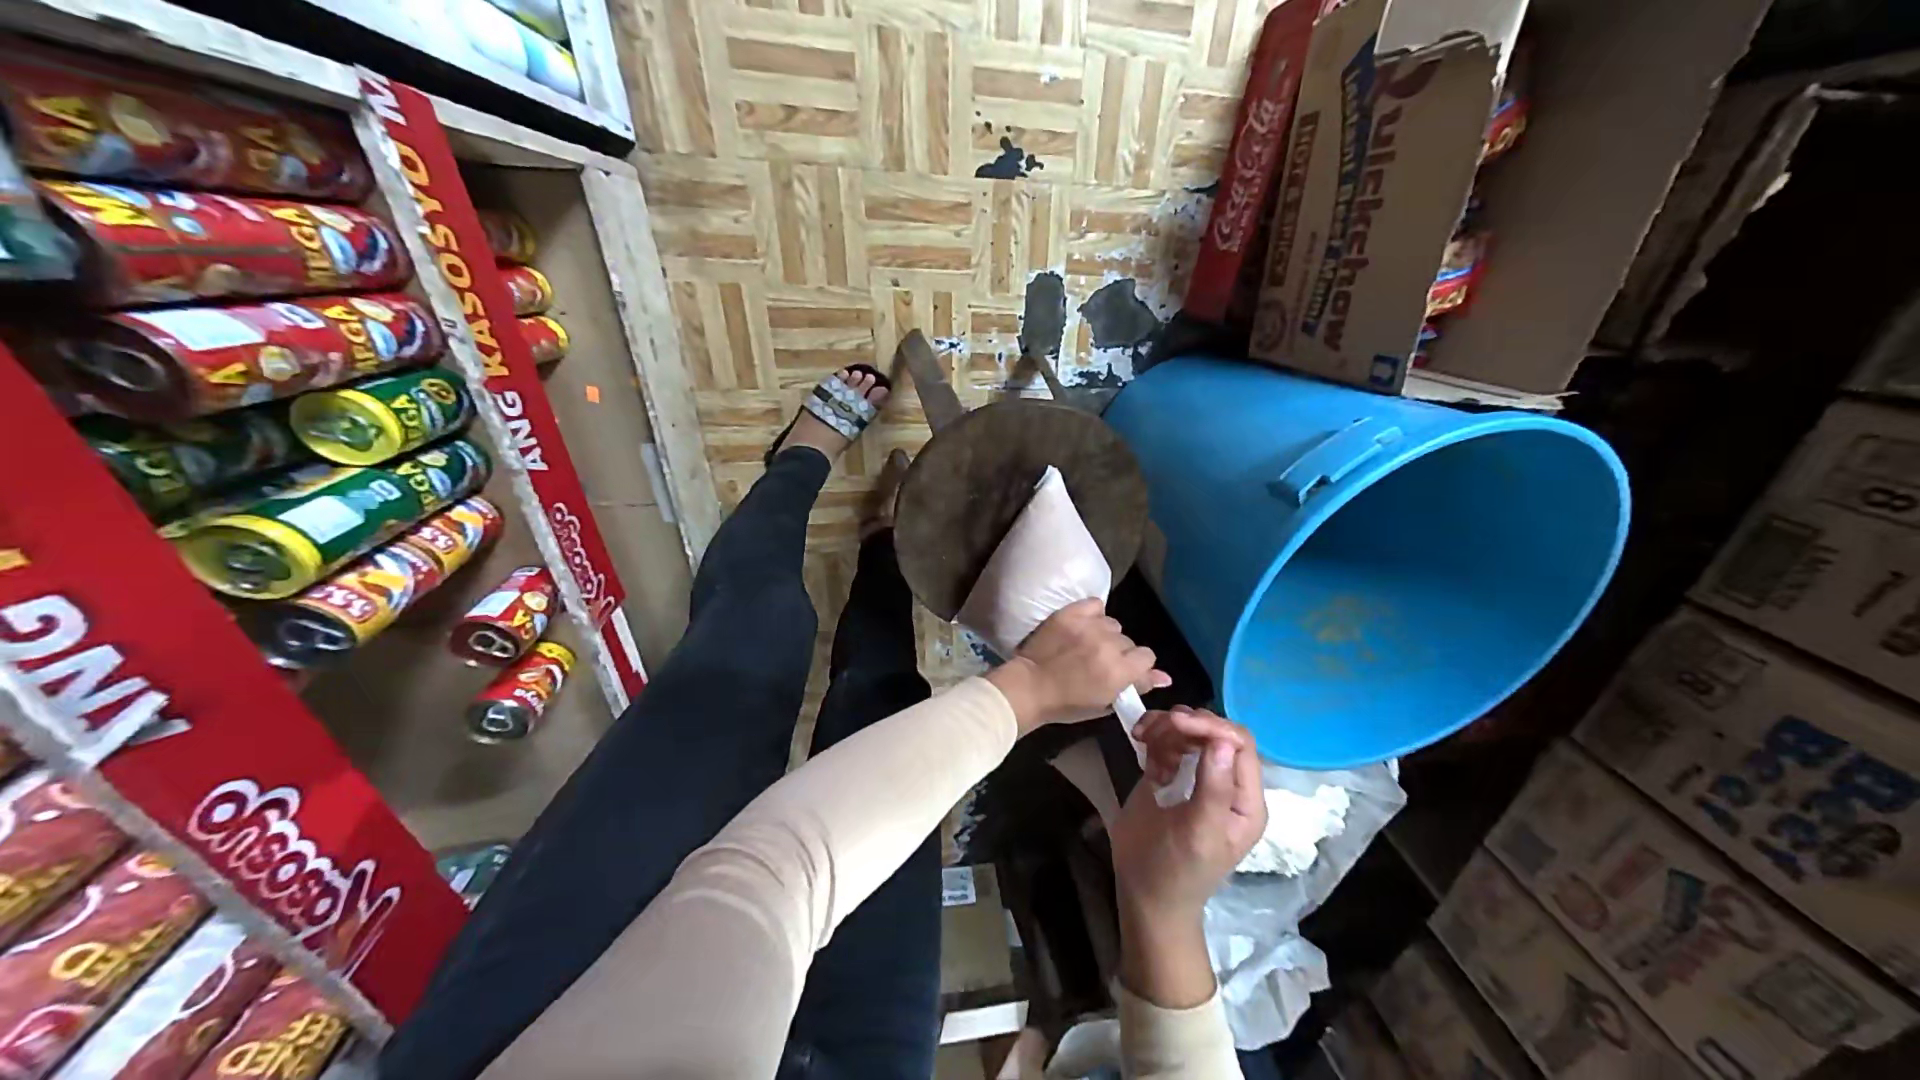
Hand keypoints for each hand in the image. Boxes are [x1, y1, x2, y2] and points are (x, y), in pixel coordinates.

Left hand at [983, 598, 1168, 733]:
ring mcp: (1088, 626)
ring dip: (1104, 634)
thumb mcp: (1106, 704)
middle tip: (1098, 662)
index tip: (1122, 672)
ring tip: (1086, 645)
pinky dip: (1092, 613)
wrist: (1028, 687)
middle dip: (1119, 651)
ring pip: (1112, 624)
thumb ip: (1137, 687)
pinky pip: (1095, 605)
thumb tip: (1165, 677)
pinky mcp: (1070, 614)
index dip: (1136, 665)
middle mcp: (1108, 645)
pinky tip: (1083, 626)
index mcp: (1119, 670)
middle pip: (1128, 640)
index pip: (1147, 656)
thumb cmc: (1067, 704)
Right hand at [1111, 707, 1266, 920]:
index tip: (1176, 724)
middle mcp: (1226, 783)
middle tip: (1151, 731)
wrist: (1144, 892)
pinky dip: (1153, 733)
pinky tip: (1139, 743)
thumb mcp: (1198, 833)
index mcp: (1245, 800)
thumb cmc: (1177, 870)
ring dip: (1165, 725)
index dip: (1211, 727)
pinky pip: (1167, 741)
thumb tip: (1222, 743)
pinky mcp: (1170, 774)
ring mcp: (1197, 776)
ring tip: (1142, 735)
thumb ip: (1214, 790)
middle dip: (1184, 724)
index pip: (1240, 744)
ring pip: (1189, 731)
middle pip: (1214, 731)